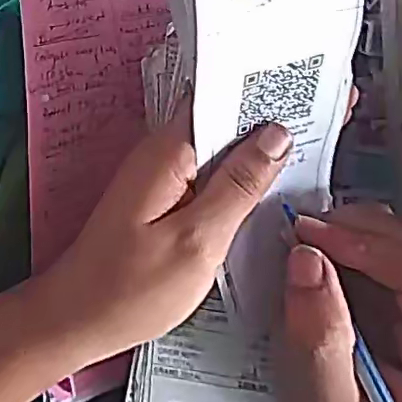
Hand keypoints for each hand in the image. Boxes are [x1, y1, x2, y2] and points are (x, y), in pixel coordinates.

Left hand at [33, 109, 290, 361]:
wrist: (78, 317)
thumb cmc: (131, 289)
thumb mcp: (198, 240)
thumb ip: (238, 186)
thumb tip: (276, 136)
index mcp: (166, 152)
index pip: (216, 98)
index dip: (260, 91)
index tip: (306, 84)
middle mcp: (158, 153)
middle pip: (217, 120)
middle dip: (263, 120)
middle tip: (323, 119)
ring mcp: (156, 175)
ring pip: (212, 148)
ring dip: (251, 151)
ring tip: (308, 148)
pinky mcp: (158, 196)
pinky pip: (202, 173)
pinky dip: (232, 177)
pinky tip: (263, 188)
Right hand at [275, 205, 401, 401]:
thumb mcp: (321, 401)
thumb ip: (317, 335)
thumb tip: (307, 258)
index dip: (366, 245)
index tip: (309, 235)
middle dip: (356, 230)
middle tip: (299, 231)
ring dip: (351, 231)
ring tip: (304, 241)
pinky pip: (385, 254)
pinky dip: (347, 241)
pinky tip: (317, 252)